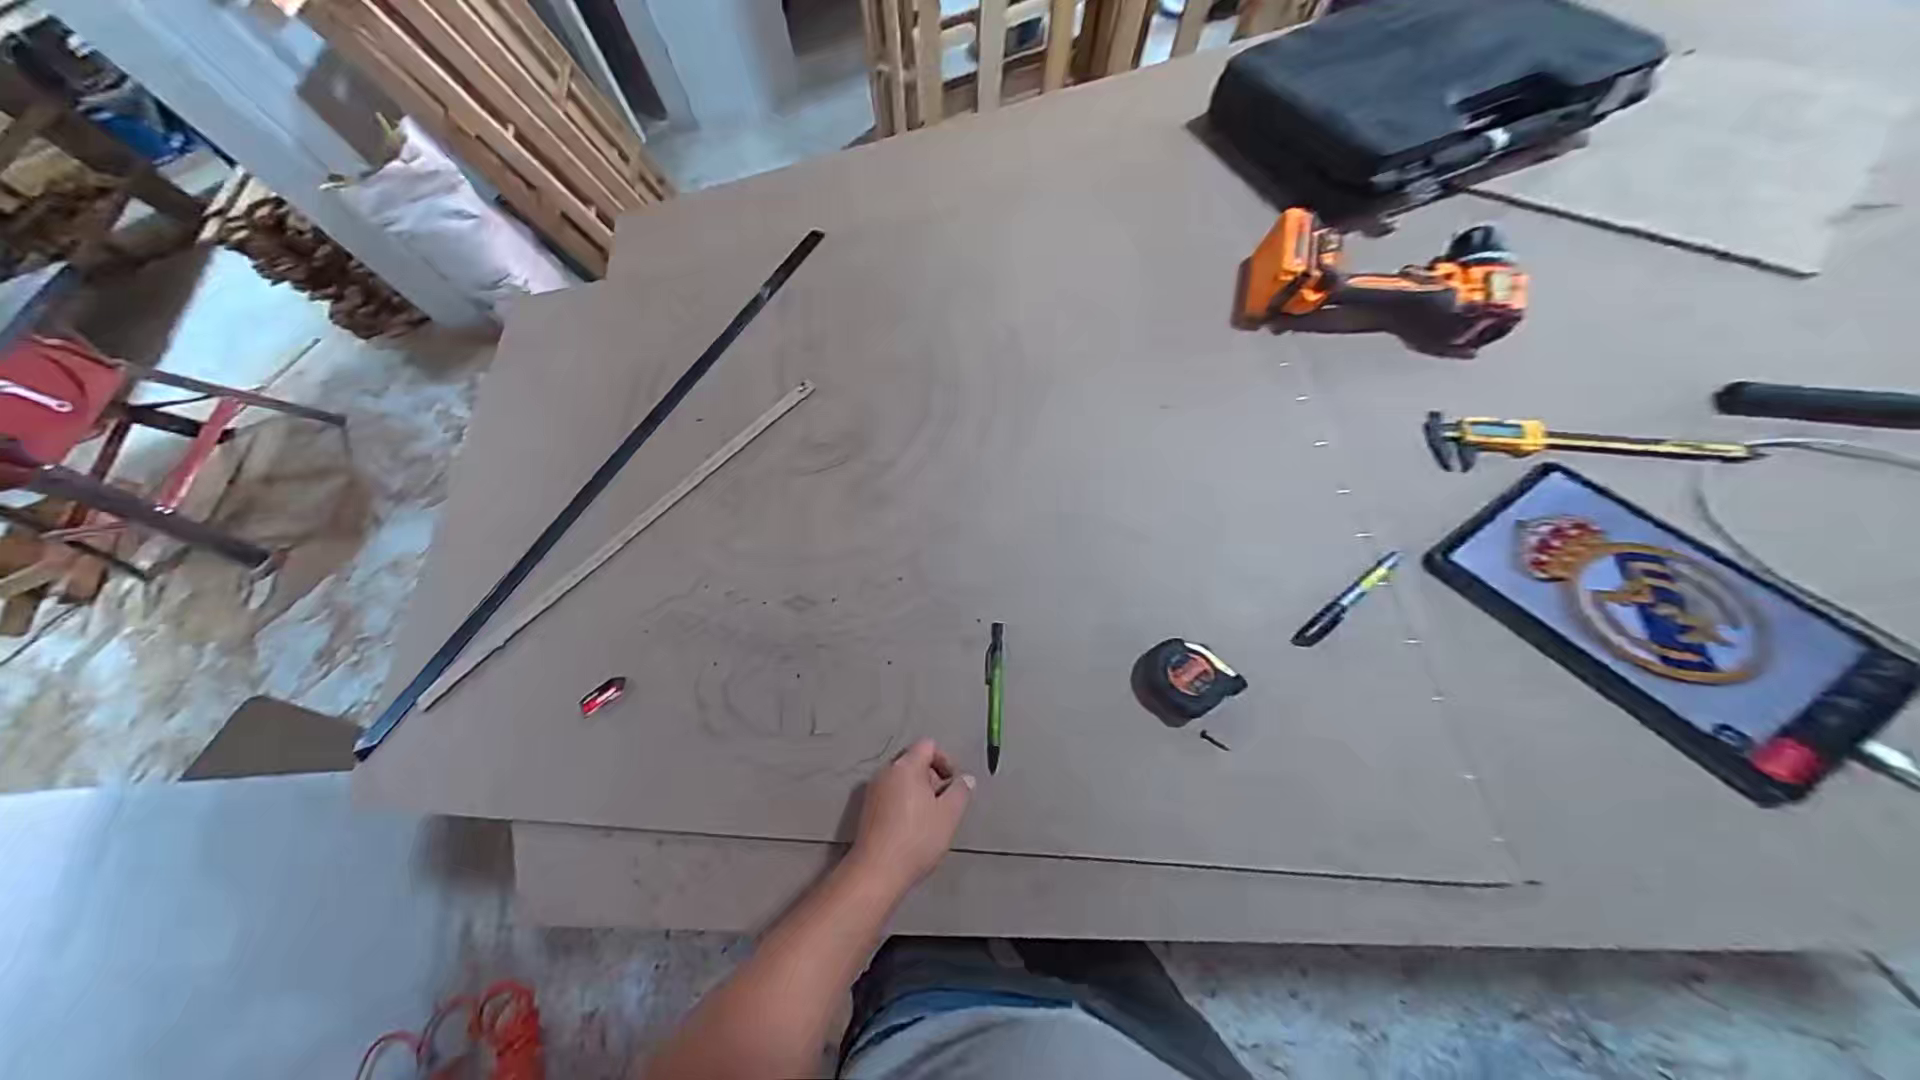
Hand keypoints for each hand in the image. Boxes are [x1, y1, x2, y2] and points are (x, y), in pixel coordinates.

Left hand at [847, 738, 973, 891]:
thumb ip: (961, 791)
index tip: (953, 785)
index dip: (946, 760)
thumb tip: (965, 779)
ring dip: (919, 792)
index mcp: (906, 766)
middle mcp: (886, 771)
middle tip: (943, 803)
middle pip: (914, 760)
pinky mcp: (866, 809)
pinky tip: (911, 829)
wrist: (877, 871)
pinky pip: (891, 794)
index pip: (928, 745)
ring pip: (902, 779)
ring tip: (929, 819)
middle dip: (932, 777)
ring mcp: (873, 790)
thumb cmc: (917, 838)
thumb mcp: (949, 815)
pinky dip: (904, 803)